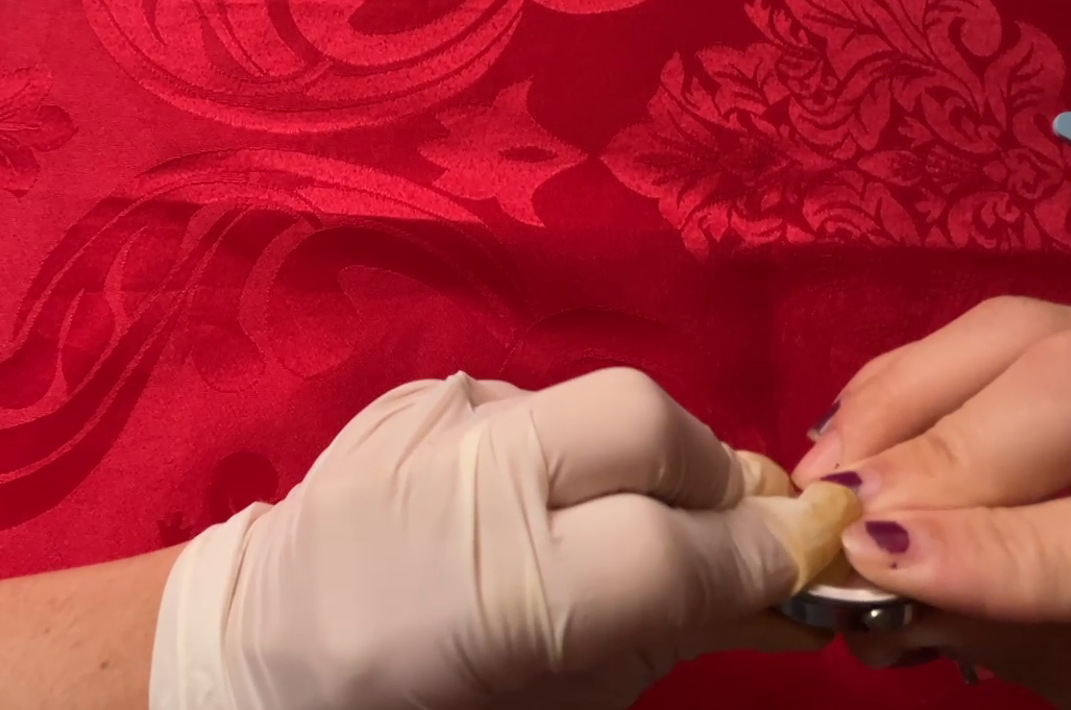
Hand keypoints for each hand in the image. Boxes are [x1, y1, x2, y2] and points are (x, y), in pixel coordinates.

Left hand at [152, 370, 859, 709]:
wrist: (268, 637)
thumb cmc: (414, 703)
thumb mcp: (552, 700)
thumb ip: (668, 631)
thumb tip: (778, 582)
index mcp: (490, 587)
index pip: (663, 541)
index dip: (753, 548)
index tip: (802, 553)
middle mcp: (458, 473)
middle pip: (635, 414)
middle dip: (706, 461)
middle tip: (722, 514)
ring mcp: (429, 416)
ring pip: (589, 398)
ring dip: (640, 451)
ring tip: (623, 506)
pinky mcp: (415, 392)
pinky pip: (528, 401)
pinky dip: (562, 444)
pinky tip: (529, 492)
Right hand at [790, 297, 1070, 707]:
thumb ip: (1041, 642)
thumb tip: (883, 580)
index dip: (1007, 546)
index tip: (872, 559)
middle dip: (939, 446)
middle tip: (838, 505)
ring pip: (1024, 331)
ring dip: (899, 397)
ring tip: (831, 467)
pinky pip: (991, 330)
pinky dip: (904, 378)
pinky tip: (859, 427)